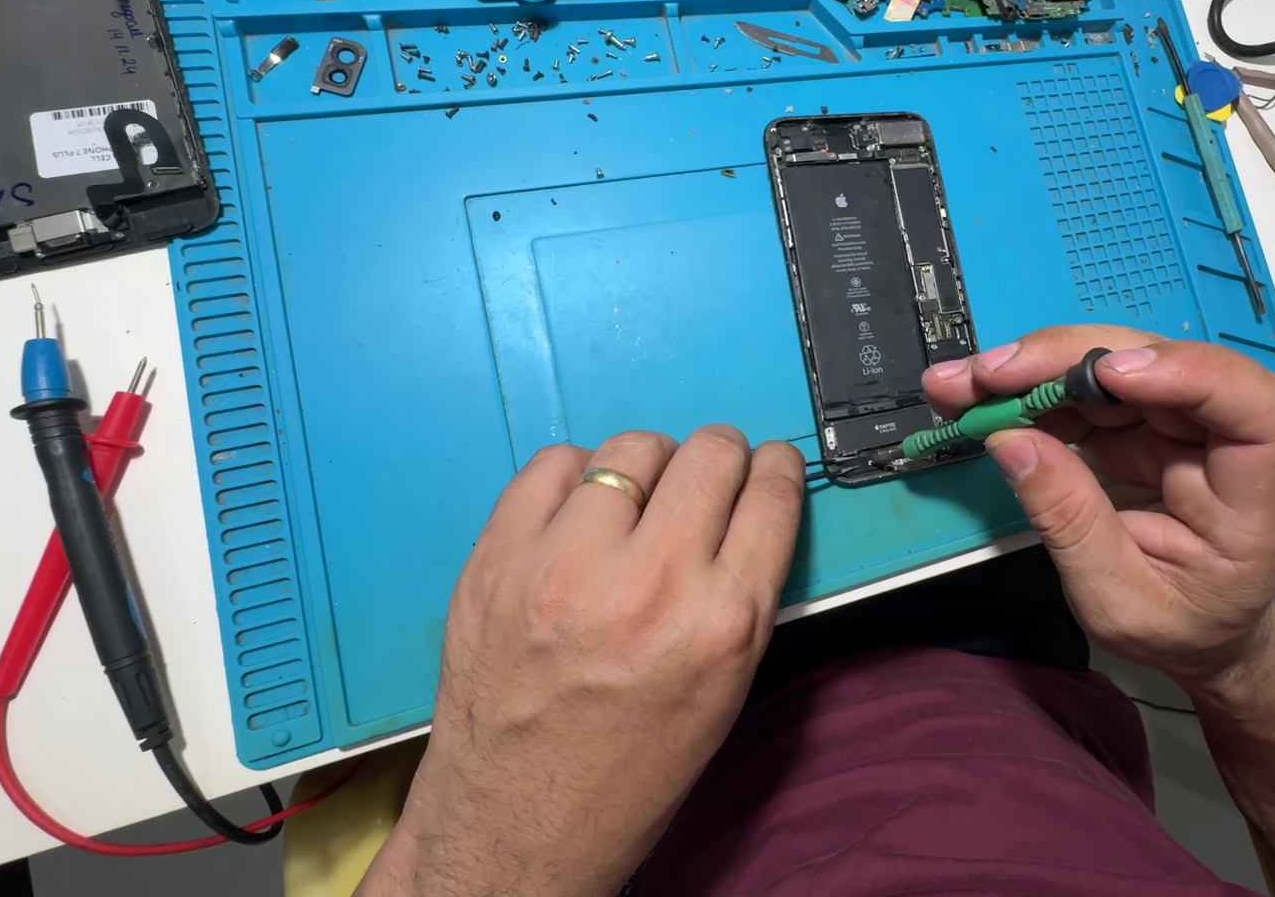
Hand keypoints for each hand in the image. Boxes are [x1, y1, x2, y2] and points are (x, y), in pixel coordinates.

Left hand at [359, 427, 805, 896]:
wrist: (518, 828)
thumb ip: (751, 579)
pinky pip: (555, 462)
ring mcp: (564, 566)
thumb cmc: (644, 759)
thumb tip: (754, 496)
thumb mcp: (731, 680)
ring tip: (640, 504)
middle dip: (723, 458)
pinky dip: (580, 477)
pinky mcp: (496, 560)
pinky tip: (581, 513)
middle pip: (711, 451)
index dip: (779, 467)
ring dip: (652, 467)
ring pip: (634, 446)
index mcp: (722, 621)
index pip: (773, 493)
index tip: (769, 467)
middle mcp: (651, 582)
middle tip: (707, 485)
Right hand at [923, 326, 1274, 683]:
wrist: (1197, 631)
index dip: (1192, 374)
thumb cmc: (1180, 625)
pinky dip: (1029, 390)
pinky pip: (1083, 390)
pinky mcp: (1138, 423)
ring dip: (1031, 370)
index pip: (1260, 413)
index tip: (1109, 374)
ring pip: (1110, 366)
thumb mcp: (1118, 602)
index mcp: (1253, 503)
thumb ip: (1070, 525)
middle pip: (1162, 367)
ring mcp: (1178, 425)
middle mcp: (1222, 444)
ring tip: (962, 387)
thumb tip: (1010, 441)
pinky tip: (982, 399)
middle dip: (1066, 359)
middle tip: (988, 375)